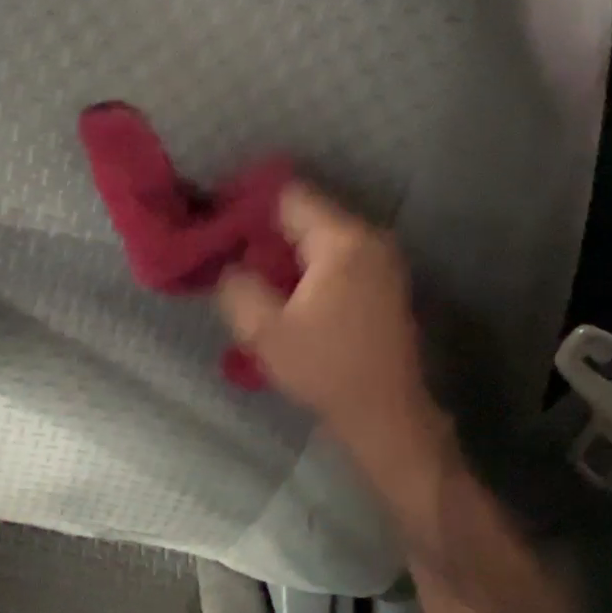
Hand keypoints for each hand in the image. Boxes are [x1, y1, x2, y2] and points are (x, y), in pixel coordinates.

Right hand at [216, 182, 444, 445]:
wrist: (389, 417)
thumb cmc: (328, 371)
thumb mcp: (265, 332)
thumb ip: (237, 285)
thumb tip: (229, 262)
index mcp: (342, 240)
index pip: (287, 195)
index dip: (250, 204)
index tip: (222, 224)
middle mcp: (368, 236)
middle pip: (306, 211)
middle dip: (267, 228)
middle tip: (233, 251)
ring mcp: (382, 256)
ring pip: (321, 232)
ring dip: (288, 246)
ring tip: (255, 270)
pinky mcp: (385, 278)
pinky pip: (337, 251)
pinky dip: (310, 260)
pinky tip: (288, 287)